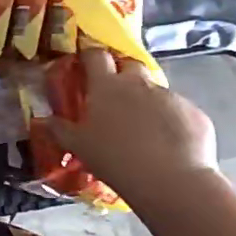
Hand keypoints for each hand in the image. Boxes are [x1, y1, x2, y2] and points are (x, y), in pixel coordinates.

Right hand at [53, 48, 218, 198]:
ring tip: (143, 129)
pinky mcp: (194, 113)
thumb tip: (42, 120)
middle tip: (115, 96)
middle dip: (123, 74)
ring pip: (155, 91)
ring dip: (147, 102)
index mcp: (107, 86)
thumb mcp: (78, 146)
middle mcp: (139, 83)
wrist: (171, 180)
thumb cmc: (114, 159)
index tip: (86, 63)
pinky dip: (171, 121)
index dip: (90, 55)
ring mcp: (170, 96)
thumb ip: (60, 129)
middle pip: (130, 65)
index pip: (96, 56)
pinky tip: (168, 145)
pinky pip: (178, 111)